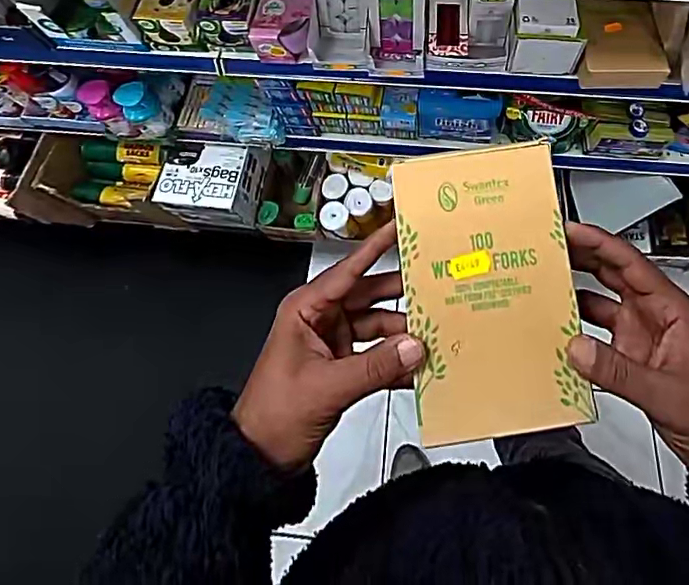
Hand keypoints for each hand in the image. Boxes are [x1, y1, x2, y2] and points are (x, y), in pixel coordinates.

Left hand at [234, 224, 422, 472]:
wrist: (257, 462)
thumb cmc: (271, 416)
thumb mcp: (327, 387)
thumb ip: (375, 366)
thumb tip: (413, 346)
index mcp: (306, 309)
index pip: (348, 269)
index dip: (375, 246)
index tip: (398, 227)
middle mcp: (322, 318)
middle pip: (370, 294)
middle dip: (401, 292)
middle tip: (431, 281)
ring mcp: (334, 339)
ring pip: (379, 323)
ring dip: (402, 332)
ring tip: (430, 332)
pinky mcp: (344, 362)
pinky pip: (378, 351)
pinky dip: (396, 358)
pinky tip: (417, 365)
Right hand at [564, 222, 688, 493]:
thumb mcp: (668, 393)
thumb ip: (618, 371)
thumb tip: (577, 349)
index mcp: (671, 308)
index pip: (630, 263)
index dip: (599, 242)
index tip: (572, 230)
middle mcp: (655, 316)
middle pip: (613, 274)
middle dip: (583, 256)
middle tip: (550, 246)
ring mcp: (643, 337)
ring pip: (604, 303)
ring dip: (577, 292)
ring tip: (547, 282)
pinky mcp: (635, 360)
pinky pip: (600, 338)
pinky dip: (580, 333)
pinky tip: (561, 333)